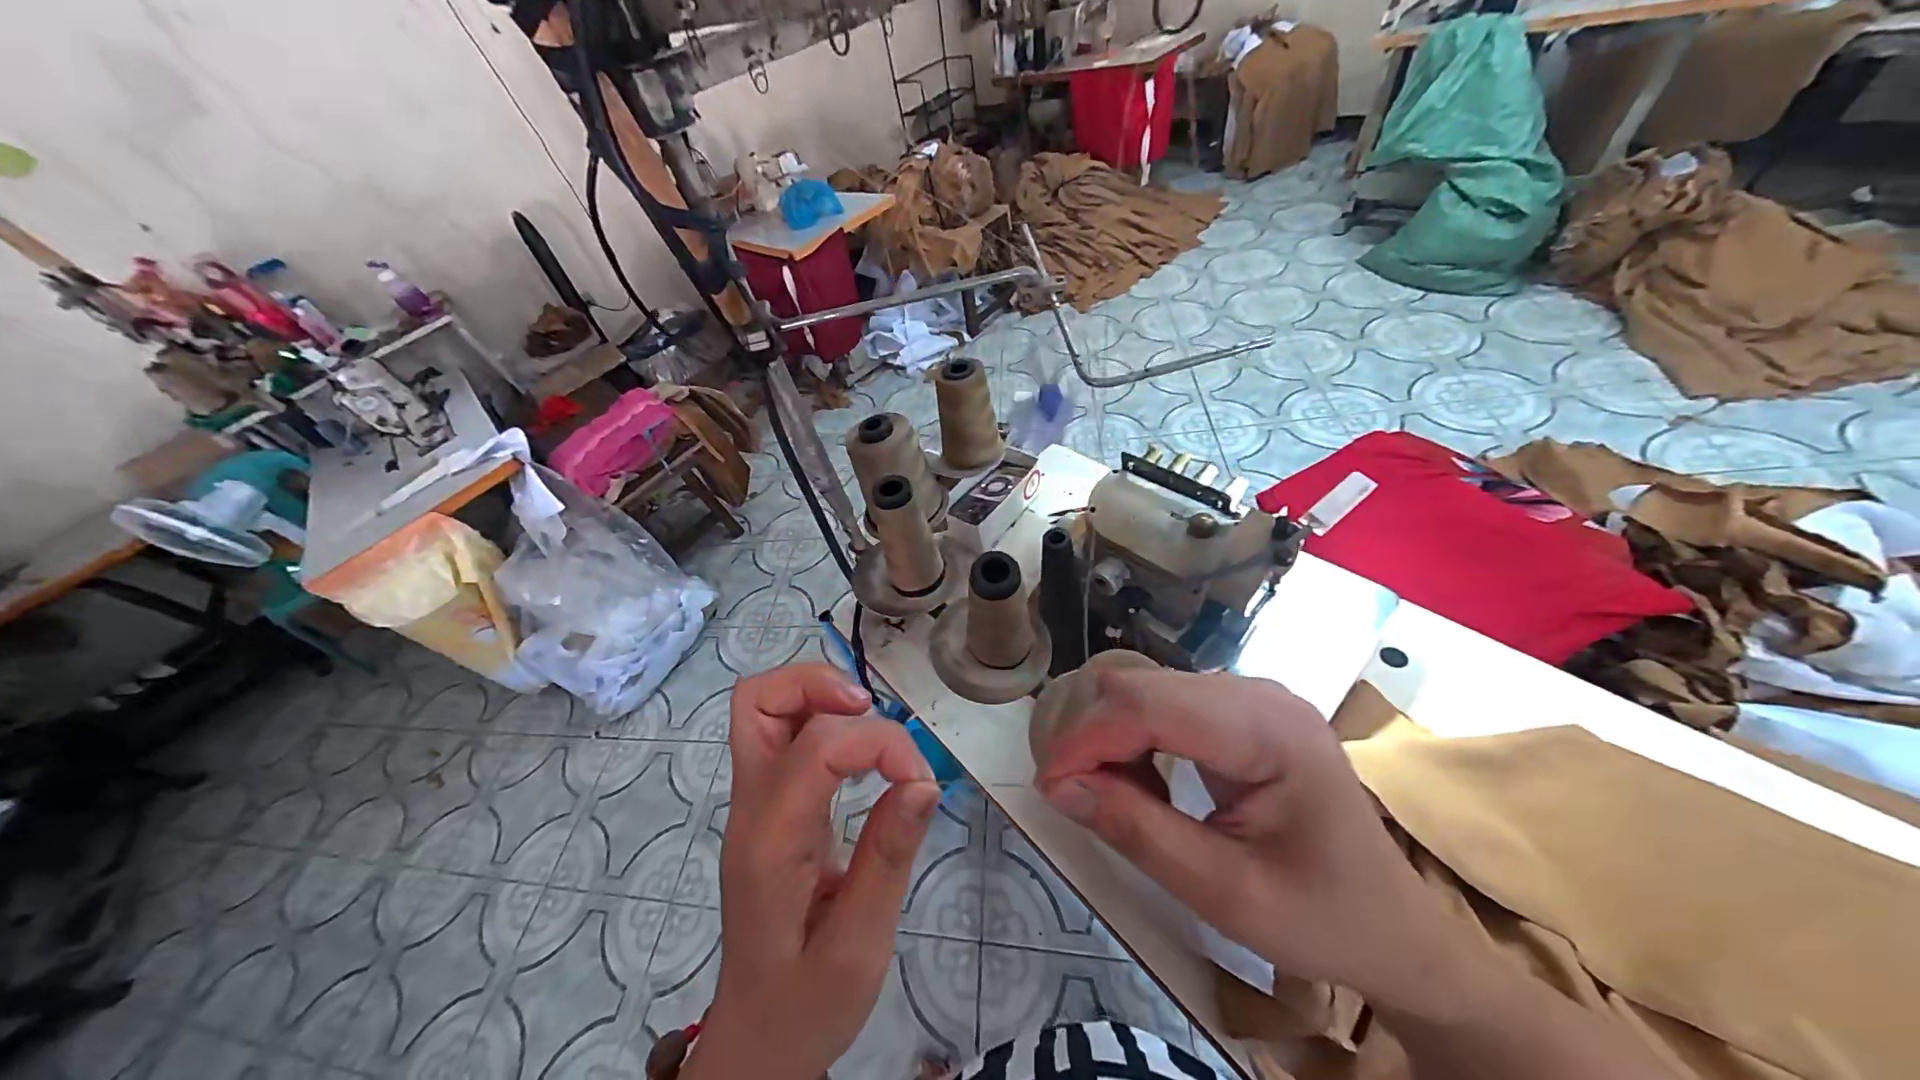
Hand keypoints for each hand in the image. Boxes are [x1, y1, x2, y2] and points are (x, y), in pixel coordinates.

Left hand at [684, 664, 941, 1079]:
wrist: (757, 1038)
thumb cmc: (806, 1003)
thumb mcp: (860, 945)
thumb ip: (888, 856)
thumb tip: (921, 781)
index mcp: (769, 841)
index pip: (816, 747)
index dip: (879, 743)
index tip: (921, 779)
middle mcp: (750, 807)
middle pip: (758, 700)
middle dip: (820, 685)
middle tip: (873, 712)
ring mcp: (753, 804)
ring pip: (763, 707)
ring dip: (818, 695)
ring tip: (870, 723)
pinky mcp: (768, 807)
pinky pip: (782, 734)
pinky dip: (822, 719)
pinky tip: (861, 748)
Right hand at [1033, 668, 1487, 1015]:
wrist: (1396, 926)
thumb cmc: (1323, 918)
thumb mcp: (1224, 893)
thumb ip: (1138, 832)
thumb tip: (1058, 786)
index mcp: (1269, 731)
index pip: (1147, 706)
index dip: (1085, 739)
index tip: (1048, 787)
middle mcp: (1259, 693)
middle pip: (1141, 687)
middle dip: (1091, 736)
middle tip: (1071, 796)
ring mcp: (1253, 696)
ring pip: (1147, 690)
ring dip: (1111, 737)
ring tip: (1107, 795)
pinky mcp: (1243, 710)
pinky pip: (1166, 705)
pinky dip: (1135, 738)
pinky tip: (1141, 781)